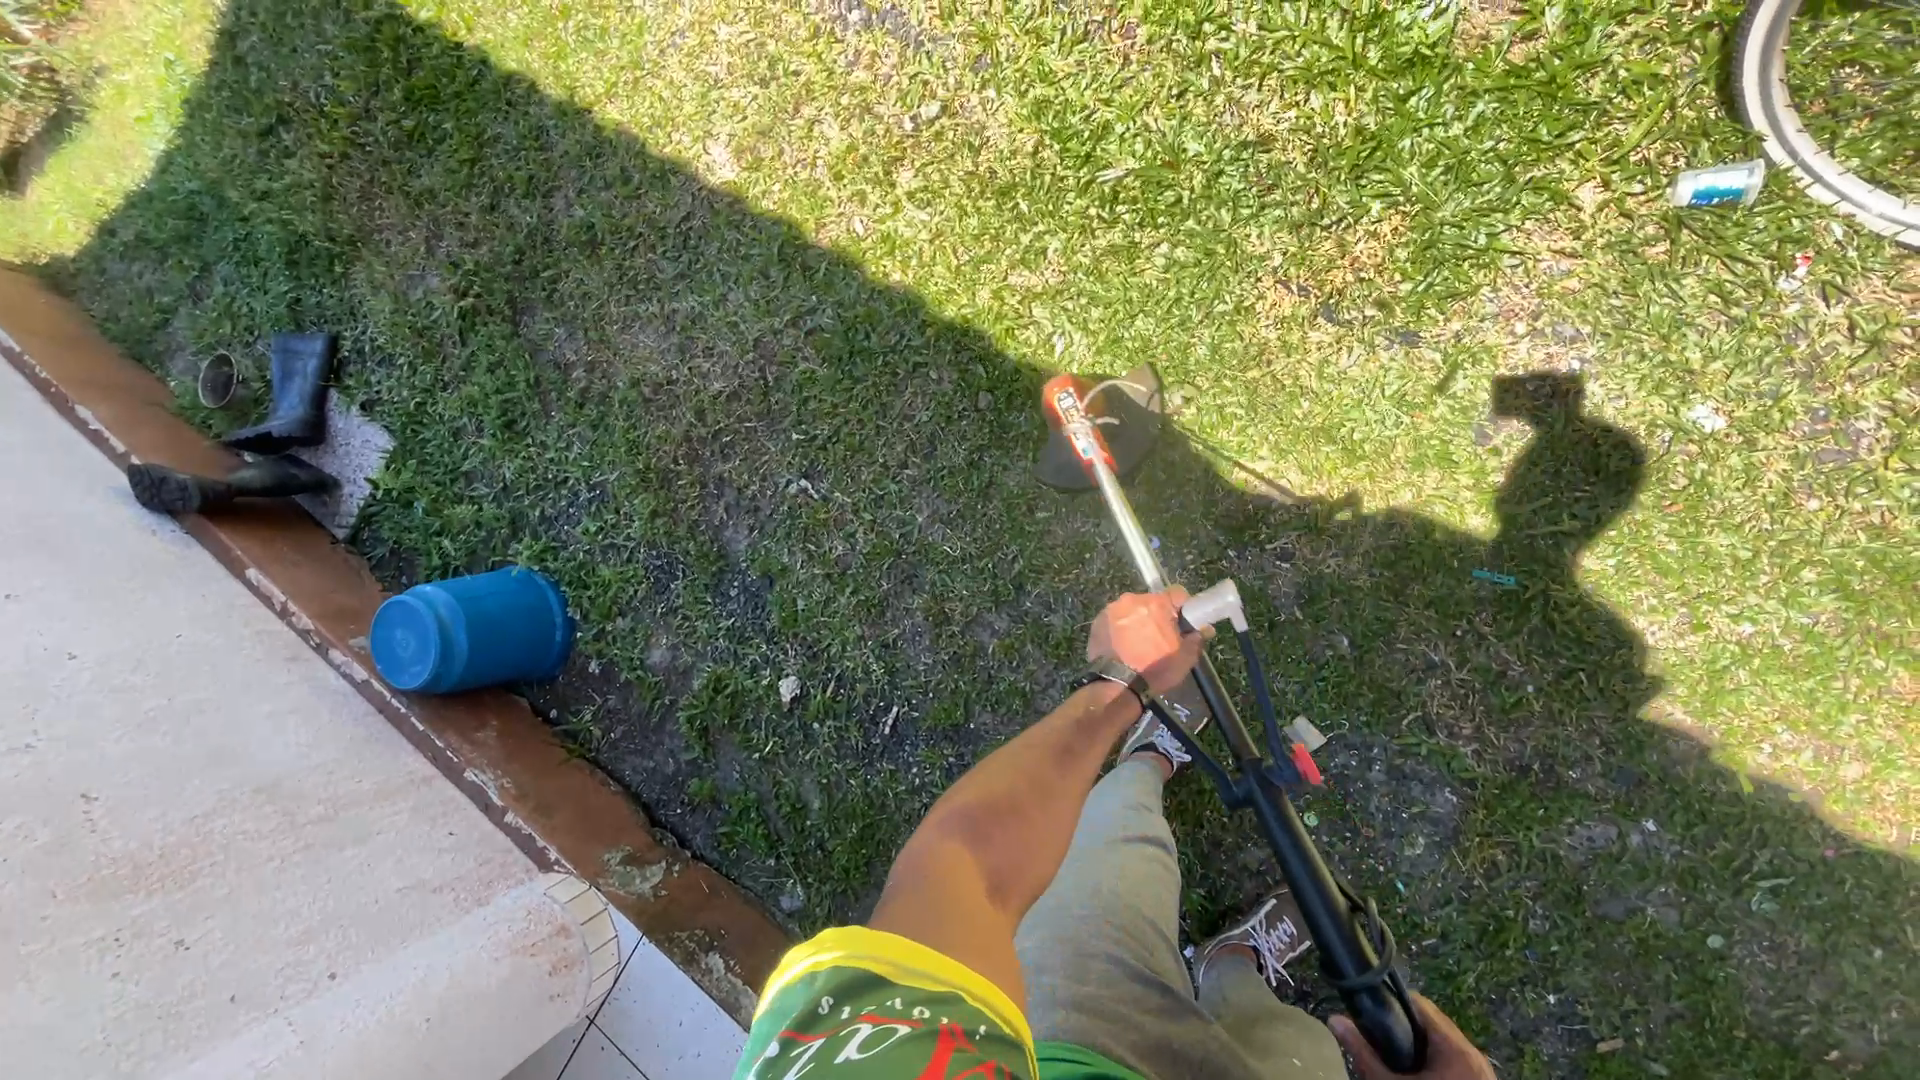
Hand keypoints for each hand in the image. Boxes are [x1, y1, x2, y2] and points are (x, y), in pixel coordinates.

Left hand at [1086, 589, 1204, 695]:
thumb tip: (1203, 629)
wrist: (1117, 685)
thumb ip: (1196, 638)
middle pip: (1152, 602)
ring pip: (1132, 610)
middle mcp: (1132, 600)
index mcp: (1156, 603)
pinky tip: (1123, 646)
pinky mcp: (1097, 621)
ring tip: (1139, 644)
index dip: (1183, 607)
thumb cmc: (1155, 670)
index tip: (1183, 623)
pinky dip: (1120, 628)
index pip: (1177, 593)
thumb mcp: (1185, 657)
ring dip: (1138, 621)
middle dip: (1158, 616)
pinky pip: (1115, 620)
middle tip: (1161, 637)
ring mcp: (1111, 609)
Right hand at [1329, 995, 1495, 1079]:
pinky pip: (1455, 1059)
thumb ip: (1363, 1054)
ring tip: (1397, 1056)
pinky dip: (1435, 1059)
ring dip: (1420, 1042)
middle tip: (1381, 1037)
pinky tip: (1418, 1073)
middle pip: (1432, 1021)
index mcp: (1454, 1048)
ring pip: (1444, 1041)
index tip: (1373, 1013)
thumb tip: (1335, 1020)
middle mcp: (1472, 1053)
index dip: (1392, 1002)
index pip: (1420, 1003)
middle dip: (1405, 1024)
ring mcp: (1480, 1071)